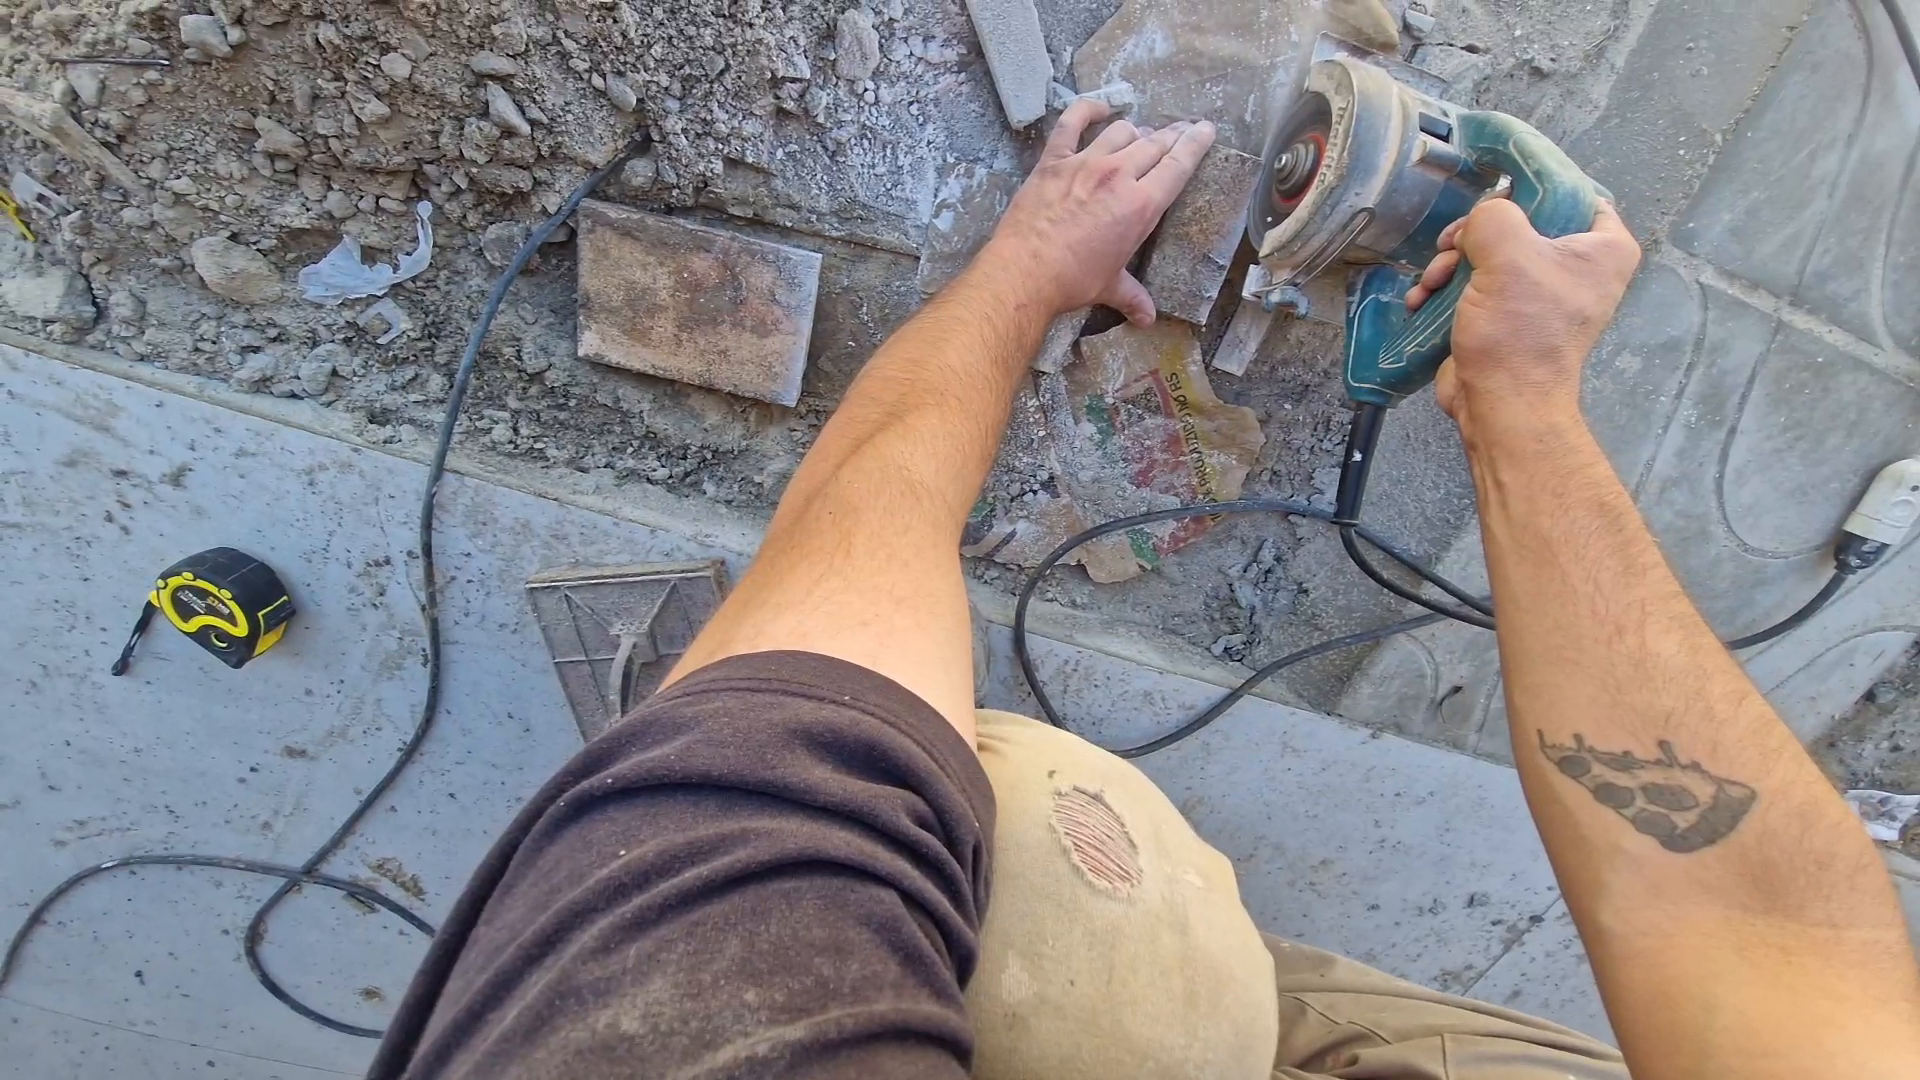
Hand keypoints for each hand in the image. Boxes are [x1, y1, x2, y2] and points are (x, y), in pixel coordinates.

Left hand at [977, 100, 1216, 325]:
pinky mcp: (1053, 161)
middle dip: (1171, 135)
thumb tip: (1148, 319)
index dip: (1195, 144)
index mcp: (1140, 206)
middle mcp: (1118, 176)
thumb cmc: (1071, 282)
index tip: (1205, 129)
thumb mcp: (1108, 288)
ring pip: (1121, 132)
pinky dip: (1087, 109)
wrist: (1024, 273)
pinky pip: (1072, 122)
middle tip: (1179, 131)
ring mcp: (1084, 163)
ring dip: (1135, 131)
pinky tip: (1099, 107)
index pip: (1178, 165)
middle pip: (1154, 143)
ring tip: (1141, 133)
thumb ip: (1132, 297)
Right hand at [1406, 198, 1640, 437]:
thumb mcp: (1508, 259)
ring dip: (1447, 268)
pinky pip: (1471, 289)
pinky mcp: (1503, 319)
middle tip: (1446, 250)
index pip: (1567, 193)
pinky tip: (1420, 302)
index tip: (1483, 196)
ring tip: (1428, 286)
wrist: (1501, 401)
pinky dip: (1442, 293)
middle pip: (1515, 227)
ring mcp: (1536, 296)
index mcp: (1602, 245)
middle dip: (1469, 239)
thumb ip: (1493, 219)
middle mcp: (1575, 267)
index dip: (1522, 188)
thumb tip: (1477, 217)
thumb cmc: (1518, 330)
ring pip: (1484, 258)